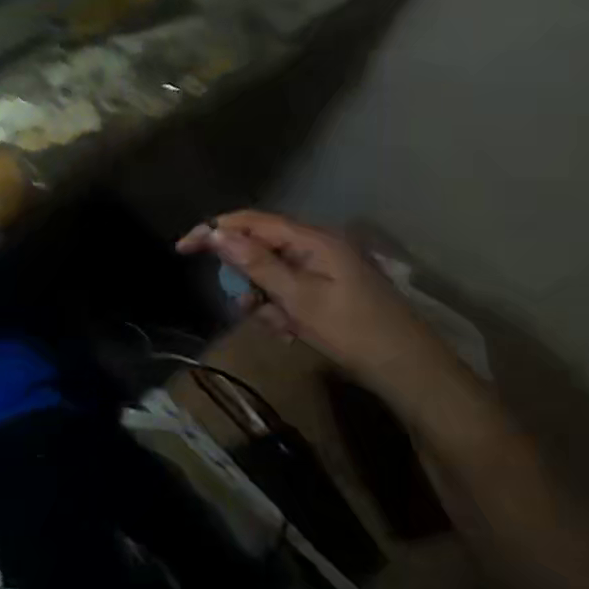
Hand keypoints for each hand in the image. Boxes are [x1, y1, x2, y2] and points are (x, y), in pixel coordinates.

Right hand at [177, 210, 431, 382]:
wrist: (405, 367)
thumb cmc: (351, 330)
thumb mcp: (297, 298)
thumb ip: (257, 264)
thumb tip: (218, 234)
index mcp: (313, 239)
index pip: (252, 222)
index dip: (215, 230)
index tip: (183, 248)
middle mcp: (318, 245)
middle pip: (262, 248)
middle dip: (246, 278)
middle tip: (247, 308)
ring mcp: (325, 267)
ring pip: (273, 273)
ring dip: (264, 299)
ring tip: (280, 327)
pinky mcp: (329, 288)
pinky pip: (290, 290)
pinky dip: (282, 309)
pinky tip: (292, 331)